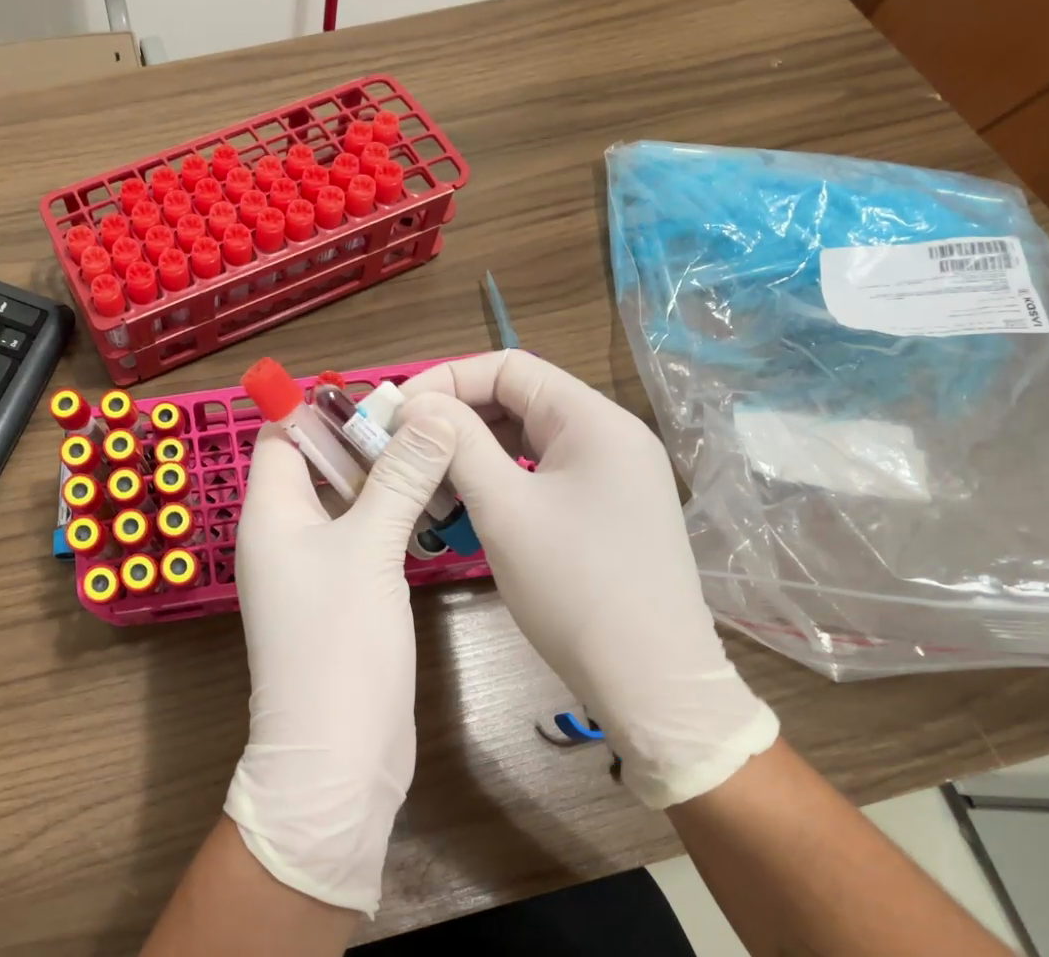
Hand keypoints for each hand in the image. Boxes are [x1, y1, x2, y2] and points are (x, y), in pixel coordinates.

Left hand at [225, 411, 457, 913]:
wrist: (336, 756)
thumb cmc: (338, 643)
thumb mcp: (369, 549)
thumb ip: (397, 479)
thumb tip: (429, 413)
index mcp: (270, 514)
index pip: (280, 438)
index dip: (318, 409)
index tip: (381, 392)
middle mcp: (282, 536)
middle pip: (317, 468)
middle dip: (364, 441)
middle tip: (430, 419)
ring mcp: (310, 572)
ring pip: (344, 505)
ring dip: (383, 480)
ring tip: (442, 452)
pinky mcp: (339, 602)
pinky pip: (359, 542)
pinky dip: (389, 520)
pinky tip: (434, 508)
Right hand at [400, 350, 776, 808]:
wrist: (650, 681)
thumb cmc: (574, 587)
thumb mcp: (504, 510)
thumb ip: (458, 444)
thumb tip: (417, 405)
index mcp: (595, 421)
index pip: (509, 367)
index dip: (447, 380)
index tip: (398, 414)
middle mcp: (610, 436)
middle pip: (519, 399)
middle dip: (456, 416)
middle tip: (401, 447)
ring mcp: (612, 476)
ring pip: (527, 439)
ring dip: (473, 450)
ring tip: (425, 477)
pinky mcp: (606, 510)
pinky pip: (542, 473)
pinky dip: (498, 479)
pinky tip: (463, 503)